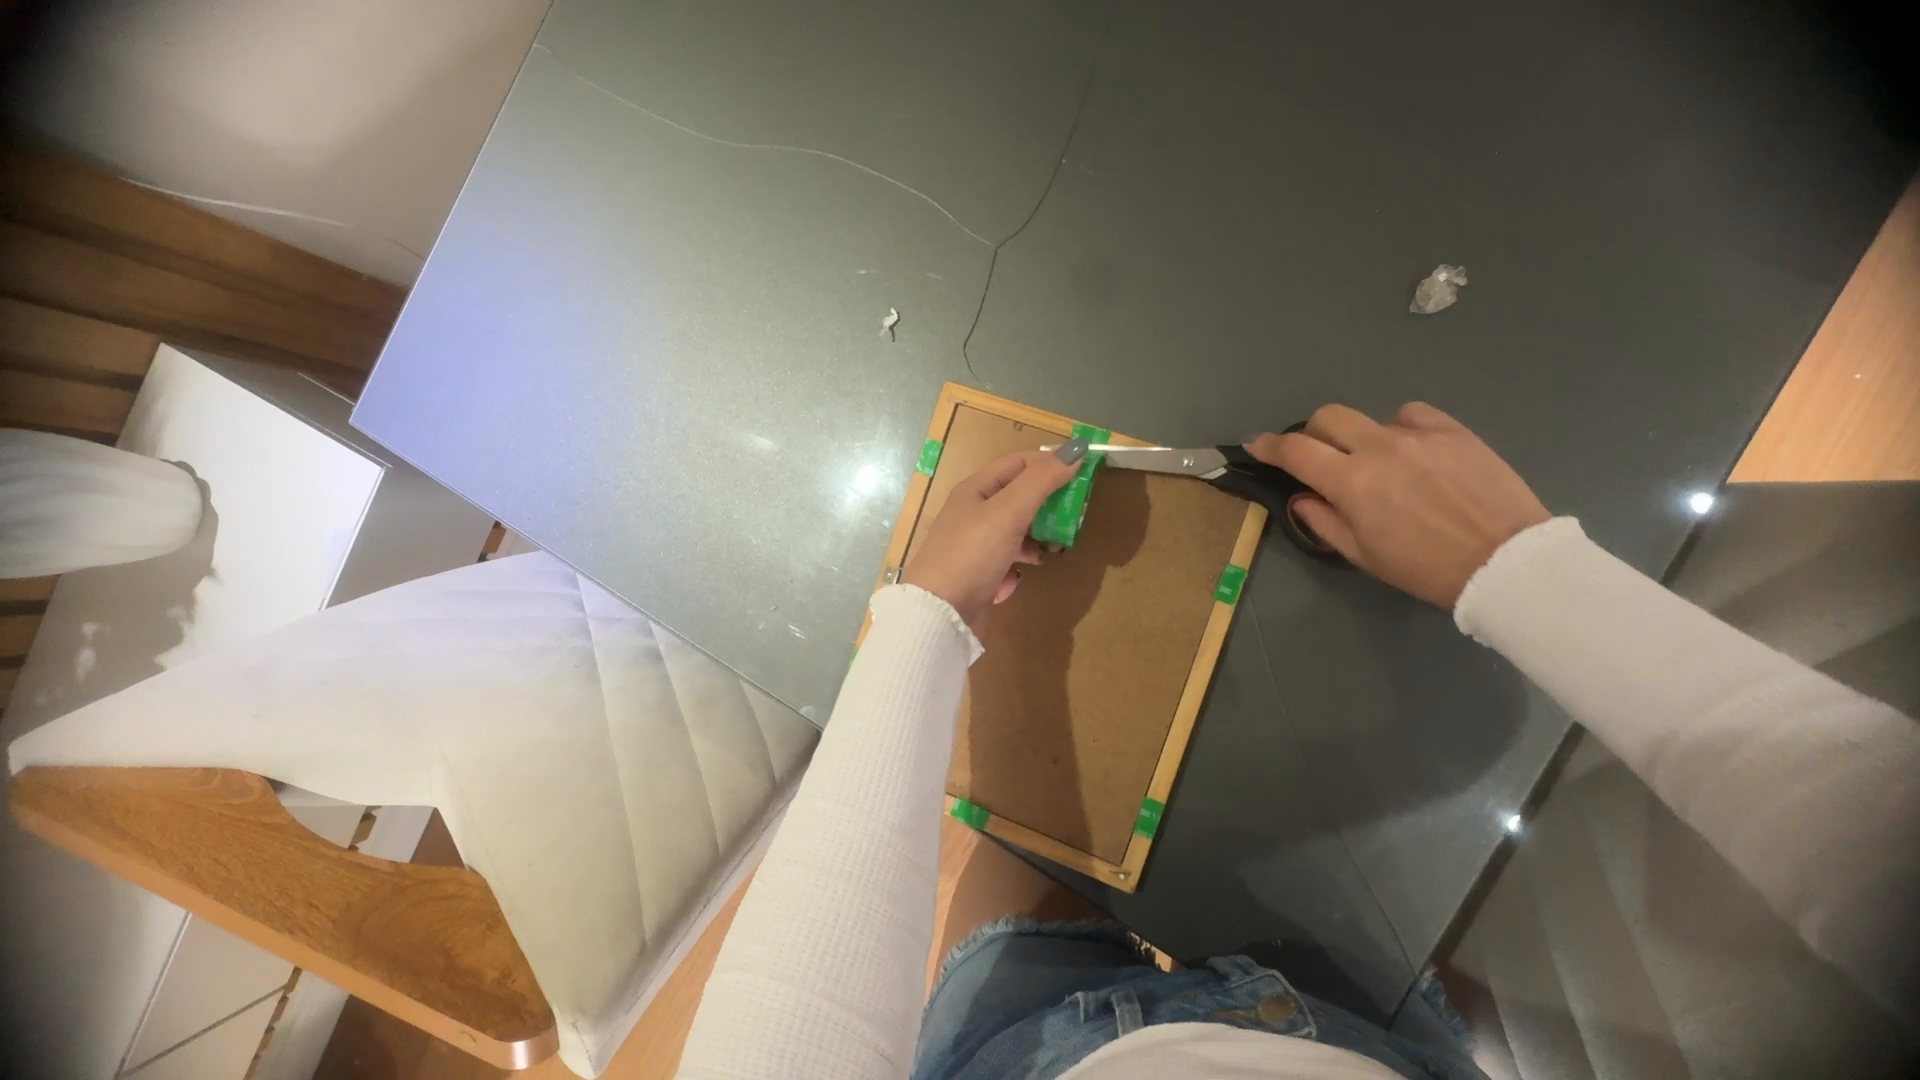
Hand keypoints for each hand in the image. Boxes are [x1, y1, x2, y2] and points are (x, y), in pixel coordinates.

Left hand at [902, 441, 1086, 630]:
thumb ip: (1041, 481)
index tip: (1082, 471)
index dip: (1049, 463)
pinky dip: (1017, 567)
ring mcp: (974, 546)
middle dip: (1047, 504)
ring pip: (1016, 532)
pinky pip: (1006, 563)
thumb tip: (1075, 450)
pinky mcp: (978, 575)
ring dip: (1036, 538)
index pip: (1017, 463)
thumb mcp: (1008, 511)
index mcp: (975, 490)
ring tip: (1054, 548)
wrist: (938, 614)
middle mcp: (973, 513)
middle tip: (1074, 516)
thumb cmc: (972, 554)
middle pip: (1019, 497)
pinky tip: (1018, 578)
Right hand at [1247, 403, 1549, 608]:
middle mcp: (1379, 448)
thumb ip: (1323, 521)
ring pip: (1370, 416)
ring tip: (1379, 462)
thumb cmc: (1425, 568)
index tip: (1257, 445)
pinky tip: (1414, 452)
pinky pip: (1413, 415)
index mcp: (1351, 483)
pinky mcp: (1454, 430)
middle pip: (1328, 417)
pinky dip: (1401, 429)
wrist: (1505, 561)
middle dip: (1312, 433)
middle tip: (1318, 455)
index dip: (1268, 445)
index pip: (1295, 451)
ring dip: (1361, 436)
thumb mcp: (1363, 555)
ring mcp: (1418, 434)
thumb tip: (1303, 498)